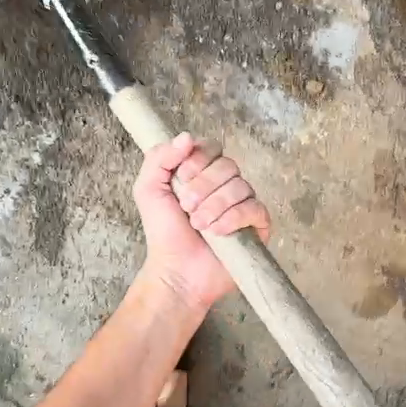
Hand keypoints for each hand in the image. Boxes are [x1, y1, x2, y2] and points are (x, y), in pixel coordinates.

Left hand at [133, 133, 271, 310]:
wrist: (177, 269)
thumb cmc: (164, 231)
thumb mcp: (149, 189)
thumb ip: (160, 158)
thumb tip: (187, 136)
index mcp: (202, 170)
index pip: (210, 147)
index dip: (197, 160)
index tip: (180, 179)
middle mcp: (224, 183)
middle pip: (227, 164)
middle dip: (203, 186)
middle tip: (186, 207)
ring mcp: (242, 202)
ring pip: (240, 185)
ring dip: (214, 205)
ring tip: (198, 224)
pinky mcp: (256, 224)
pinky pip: (254, 208)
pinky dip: (233, 218)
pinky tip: (217, 232)